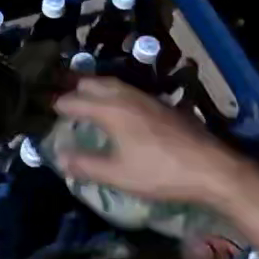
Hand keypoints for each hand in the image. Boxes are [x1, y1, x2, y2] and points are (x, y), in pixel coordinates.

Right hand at [53, 77, 252, 207]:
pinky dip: (113, 92)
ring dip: (94, 87)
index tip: (43, 109)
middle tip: (60, 97)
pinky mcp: (162, 106)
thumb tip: (60, 158)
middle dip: (74, 88)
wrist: (215, 170)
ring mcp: (146, 99)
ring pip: (112, 84)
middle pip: (92, 83)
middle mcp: (126, 98)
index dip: (57, 105)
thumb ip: (86, 165)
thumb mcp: (118, 175)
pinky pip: (128, 90)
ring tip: (84, 96)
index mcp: (110, 111)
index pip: (74, 101)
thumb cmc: (161, 173)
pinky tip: (117, 107)